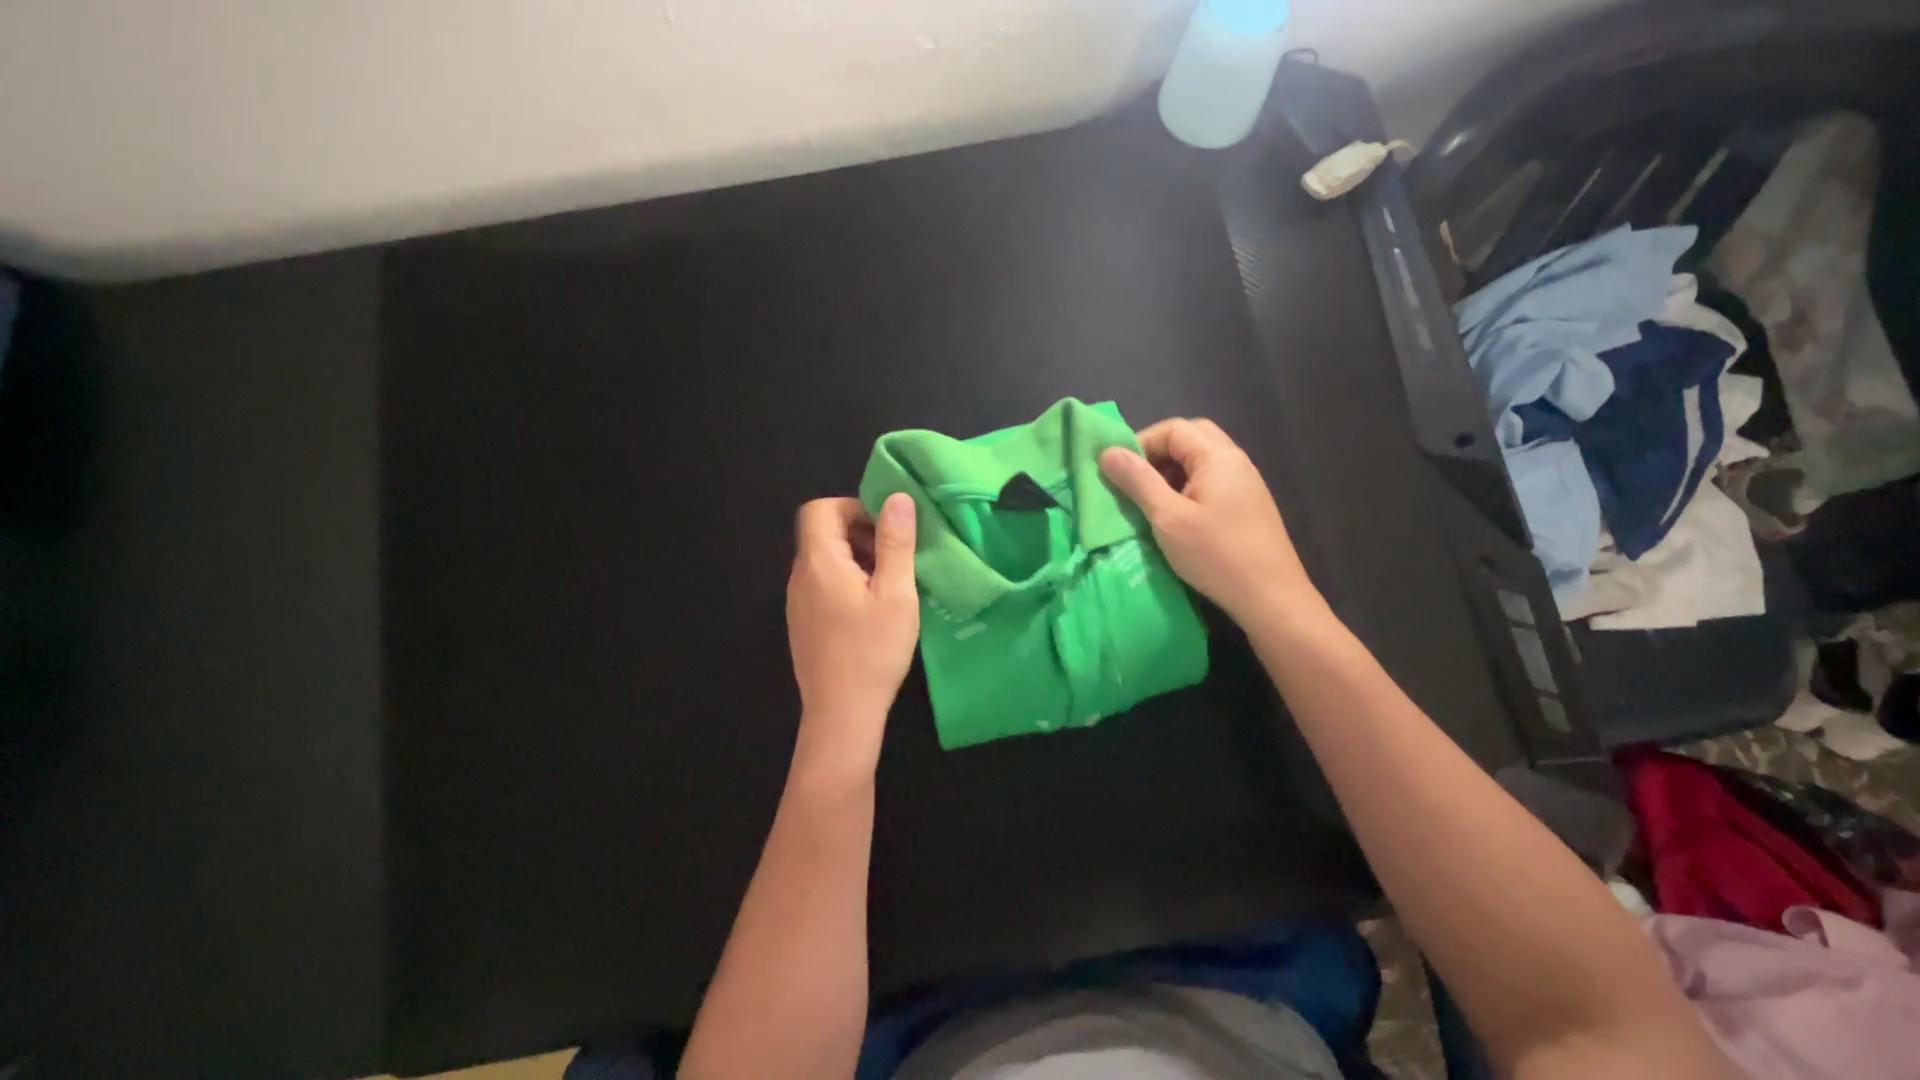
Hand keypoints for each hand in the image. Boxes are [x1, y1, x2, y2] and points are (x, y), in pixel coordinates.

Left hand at [786, 494, 920, 768]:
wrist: (841, 714)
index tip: (886, 528)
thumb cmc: (872, 652)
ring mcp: (797, 603)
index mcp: (819, 562)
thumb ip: (895, 543)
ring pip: (823, 561)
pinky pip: (821, 585)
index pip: (820, 509)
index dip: (853, 507)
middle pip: (821, 533)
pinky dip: (846, 583)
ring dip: (855, 560)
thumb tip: (897, 497)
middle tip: (895, 558)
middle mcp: (800, 577)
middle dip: (859, 534)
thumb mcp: (896, 594)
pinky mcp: (802, 624)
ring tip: (889, 586)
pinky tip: (871, 612)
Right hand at [1099, 418, 1323, 627]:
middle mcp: (1236, 461)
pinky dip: (1189, 489)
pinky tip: (1178, 518)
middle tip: (1136, 481)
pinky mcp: (1249, 506)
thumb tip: (1108, 451)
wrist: (1271, 597)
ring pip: (1203, 461)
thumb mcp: (1168, 518)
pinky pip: (1213, 482)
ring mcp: (1246, 484)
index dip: (1141, 443)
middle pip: (1191, 438)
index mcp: (1218, 456)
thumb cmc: (1216, 555)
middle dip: (1158, 454)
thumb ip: (1138, 481)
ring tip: (1152, 502)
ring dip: (1173, 473)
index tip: (1119, 472)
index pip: (1173, 429)